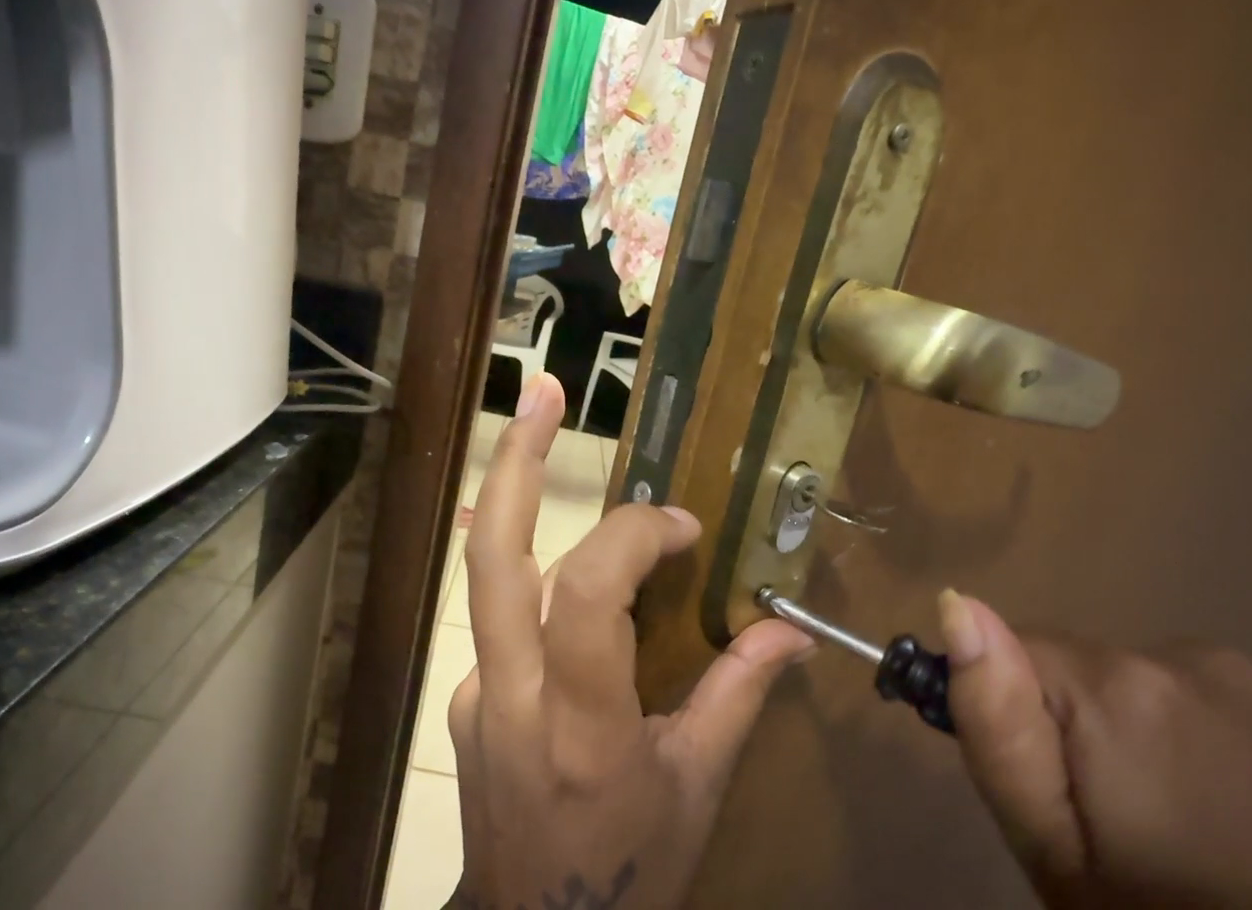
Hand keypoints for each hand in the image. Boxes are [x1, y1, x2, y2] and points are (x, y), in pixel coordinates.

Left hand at [445, 374, 812, 909]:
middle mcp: (510, 698)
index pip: (588, 594)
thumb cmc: (630, 870)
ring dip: (523, 507)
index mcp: (583, 726)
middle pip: (492, 556)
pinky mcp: (460, 704)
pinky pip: (505, 631)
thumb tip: (792, 633)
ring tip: (538, 434)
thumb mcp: (697, 789)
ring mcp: (471, 696)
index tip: (684, 528)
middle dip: (513, 462)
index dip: (635, 536)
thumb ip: (738, 697)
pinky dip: (546, 604)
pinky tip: (580, 628)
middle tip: (537, 390)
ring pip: (496, 581)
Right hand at [941, 591, 1251, 908]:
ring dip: (1128, 722)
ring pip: (1128, 674)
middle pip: (1071, 666)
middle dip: (1071, 724)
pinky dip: (1183, 721)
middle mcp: (1175, 651)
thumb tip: (956, 604)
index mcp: (1112, 686)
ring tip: (1170, 807)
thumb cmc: (1162, 906)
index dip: (1013, 719)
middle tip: (1109, 814)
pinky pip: (1187, 682)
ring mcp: (1240, 664)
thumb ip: (998, 725)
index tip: (1047, 786)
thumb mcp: (1053, 846)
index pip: (1006, 653)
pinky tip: (1219, 787)